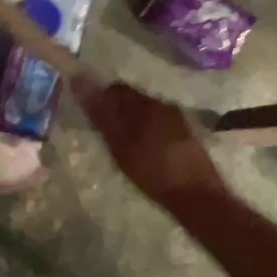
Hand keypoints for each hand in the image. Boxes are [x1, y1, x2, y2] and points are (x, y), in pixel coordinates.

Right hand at [76, 81, 230, 206]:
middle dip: (118, 110)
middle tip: (107, 133)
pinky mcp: (188, 133)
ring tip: (126, 144)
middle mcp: (163, 104)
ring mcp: (178, 119)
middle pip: (134, 99)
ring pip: (148, 111)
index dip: (101, 99)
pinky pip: (161, 123)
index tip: (92, 117)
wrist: (197, 196)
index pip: (116, 89)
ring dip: (135, 121)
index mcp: (145, 104)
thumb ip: (100, 114)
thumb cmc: (152, 172)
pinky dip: (149, 131)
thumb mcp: (119, 145)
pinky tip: (147, 151)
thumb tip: (79, 81)